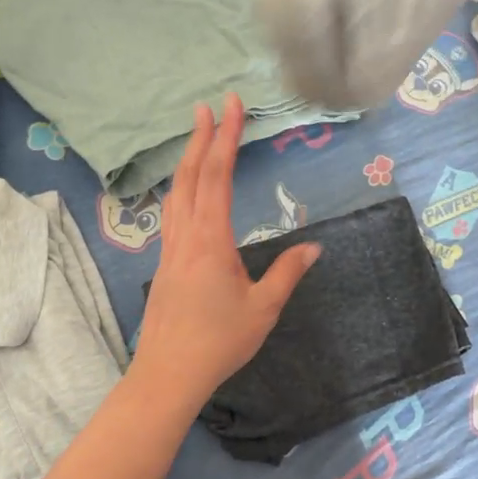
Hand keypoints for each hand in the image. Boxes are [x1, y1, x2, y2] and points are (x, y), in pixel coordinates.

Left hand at [128, 93, 320, 404]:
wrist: (169, 373)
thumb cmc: (219, 342)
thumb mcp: (263, 309)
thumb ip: (287, 274)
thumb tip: (314, 248)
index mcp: (211, 241)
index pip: (218, 176)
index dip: (227, 137)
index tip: (231, 105)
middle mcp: (185, 237)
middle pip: (191, 176)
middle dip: (202, 138)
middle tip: (210, 107)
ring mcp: (169, 251)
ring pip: (175, 195)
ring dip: (187, 162)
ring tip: (197, 139)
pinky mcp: (163, 266)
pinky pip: (171, 215)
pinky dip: (180, 191)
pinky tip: (185, 195)